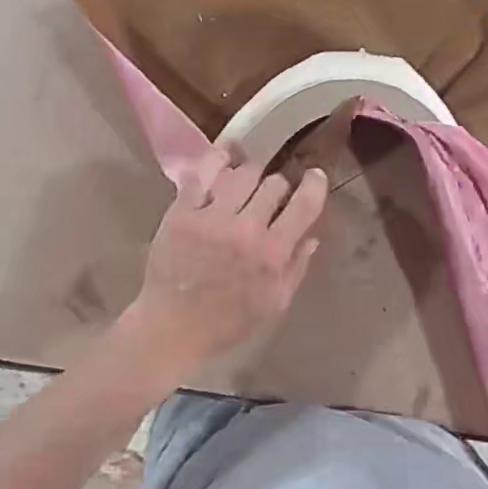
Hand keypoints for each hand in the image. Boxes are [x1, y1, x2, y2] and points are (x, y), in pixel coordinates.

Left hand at [124, 146, 328, 364]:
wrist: (173, 328)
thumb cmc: (229, 323)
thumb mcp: (275, 303)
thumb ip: (296, 267)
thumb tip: (311, 236)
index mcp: (272, 253)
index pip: (304, 205)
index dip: (314, 184)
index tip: (314, 175)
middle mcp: (245, 229)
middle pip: (273, 184)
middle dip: (279, 185)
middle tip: (273, 193)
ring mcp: (210, 218)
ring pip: (241, 173)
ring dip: (250, 174)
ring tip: (247, 181)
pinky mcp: (181, 214)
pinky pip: (201, 176)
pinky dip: (215, 163)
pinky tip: (222, 160)